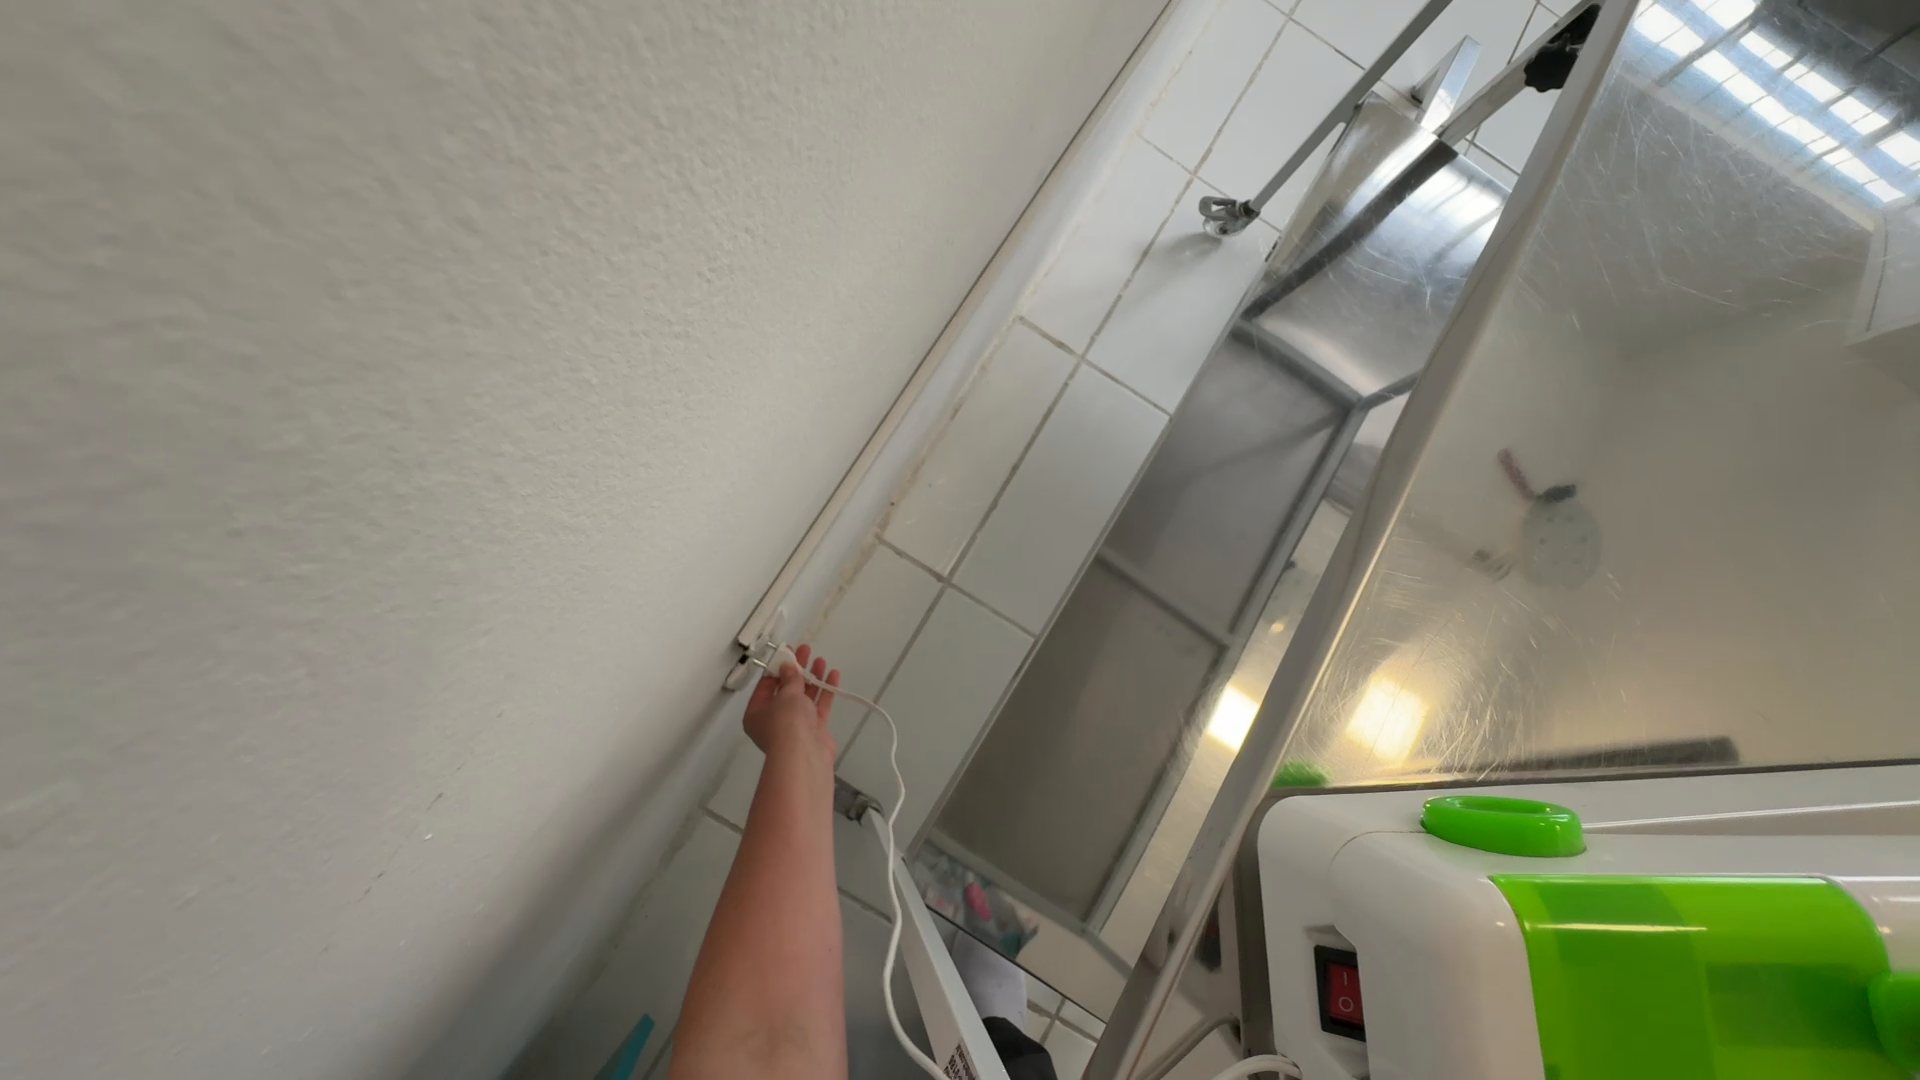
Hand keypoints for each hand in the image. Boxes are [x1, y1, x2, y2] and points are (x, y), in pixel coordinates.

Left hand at [744, 644, 840, 757]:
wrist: (804, 755)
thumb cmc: (786, 721)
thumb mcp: (786, 694)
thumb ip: (790, 677)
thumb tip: (788, 665)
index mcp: (757, 712)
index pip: (766, 685)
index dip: (778, 667)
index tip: (789, 651)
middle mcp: (774, 719)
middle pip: (786, 689)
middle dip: (798, 670)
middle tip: (806, 650)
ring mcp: (795, 725)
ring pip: (804, 697)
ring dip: (813, 678)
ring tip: (821, 660)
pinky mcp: (814, 730)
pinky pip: (819, 706)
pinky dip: (825, 691)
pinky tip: (833, 675)